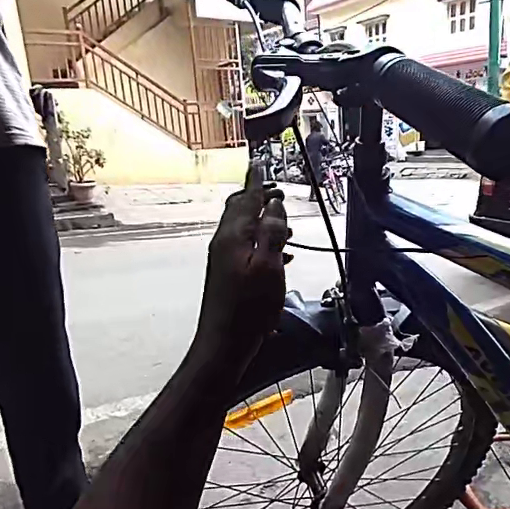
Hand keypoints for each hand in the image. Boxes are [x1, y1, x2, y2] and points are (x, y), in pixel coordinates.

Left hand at [195, 161, 290, 364]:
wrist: (224, 343)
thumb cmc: (248, 309)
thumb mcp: (269, 267)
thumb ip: (273, 233)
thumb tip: (275, 205)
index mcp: (233, 237)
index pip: (246, 199)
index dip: (257, 182)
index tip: (260, 165)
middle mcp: (224, 243)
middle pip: (240, 210)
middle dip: (259, 198)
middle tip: (277, 192)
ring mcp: (223, 259)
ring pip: (244, 229)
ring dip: (264, 221)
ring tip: (286, 222)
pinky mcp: (227, 274)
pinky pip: (246, 248)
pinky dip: (262, 243)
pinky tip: (280, 254)